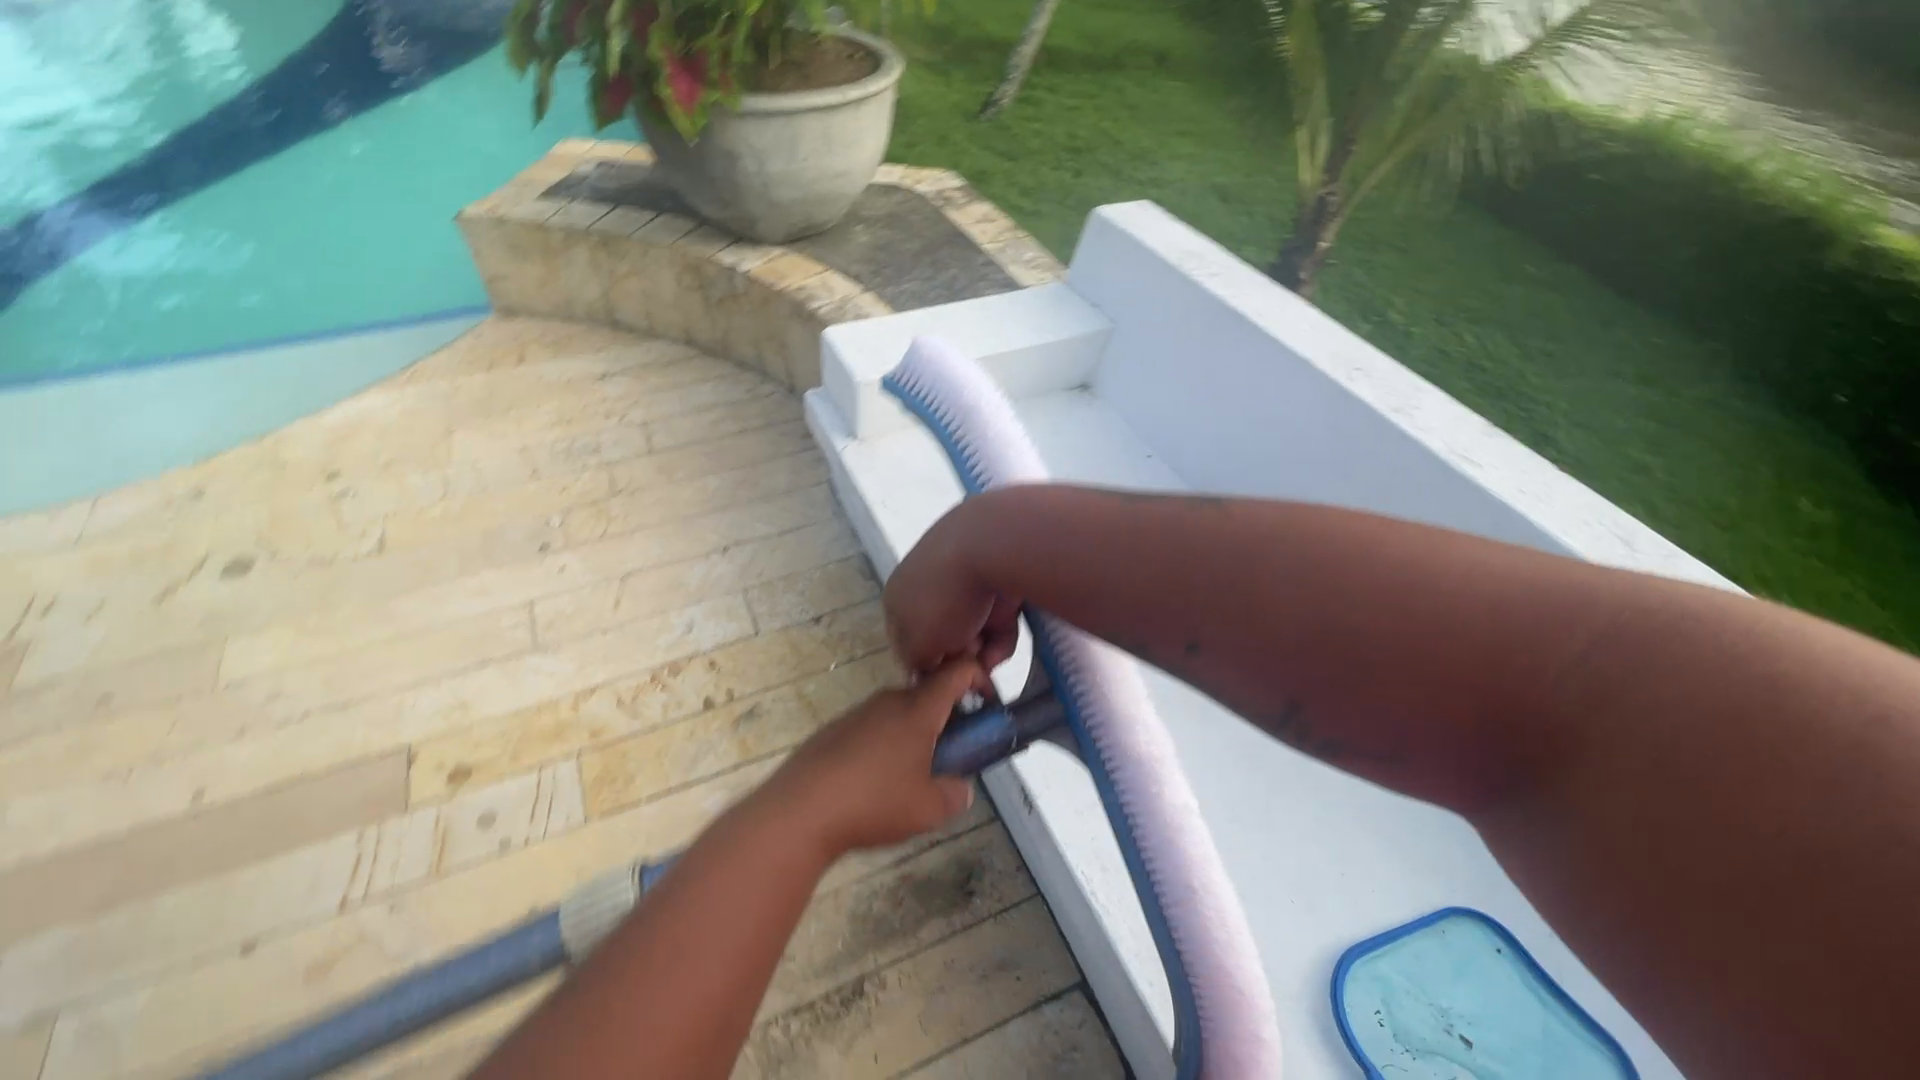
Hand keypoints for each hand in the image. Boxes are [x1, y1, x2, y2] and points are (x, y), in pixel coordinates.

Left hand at [765, 659, 979, 855]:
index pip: (958, 671)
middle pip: (927, 696)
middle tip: (954, 756)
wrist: (798, 812)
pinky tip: (874, 786)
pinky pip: (872, 731)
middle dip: (948, 719)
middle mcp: (887, 702)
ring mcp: (856, 715)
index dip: (981, 680)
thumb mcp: (930, 809)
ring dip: (915, 736)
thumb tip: (959, 787)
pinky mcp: (832, 733)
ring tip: (912, 780)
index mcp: (917, 709)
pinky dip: (885, 747)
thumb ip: (956, 793)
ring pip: (898, 715)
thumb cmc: (873, 803)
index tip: (989, 707)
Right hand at [884, 498, 1022, 676]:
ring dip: (982, 652)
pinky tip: (1004, 647)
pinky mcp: (997, 578)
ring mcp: (963, 579)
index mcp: (897, 597)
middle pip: (943, 636)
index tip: (944, 683)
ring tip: (991, 660)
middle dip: (958, 658)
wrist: (990, 545)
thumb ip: (917, 662)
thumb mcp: (919, 643)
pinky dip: (1001, 635)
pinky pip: (997, 617)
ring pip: (973, 630)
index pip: (906, 642)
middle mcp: (926, 586)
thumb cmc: (943, 599)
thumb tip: (924, 669)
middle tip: (971, 673)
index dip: (926, 666)